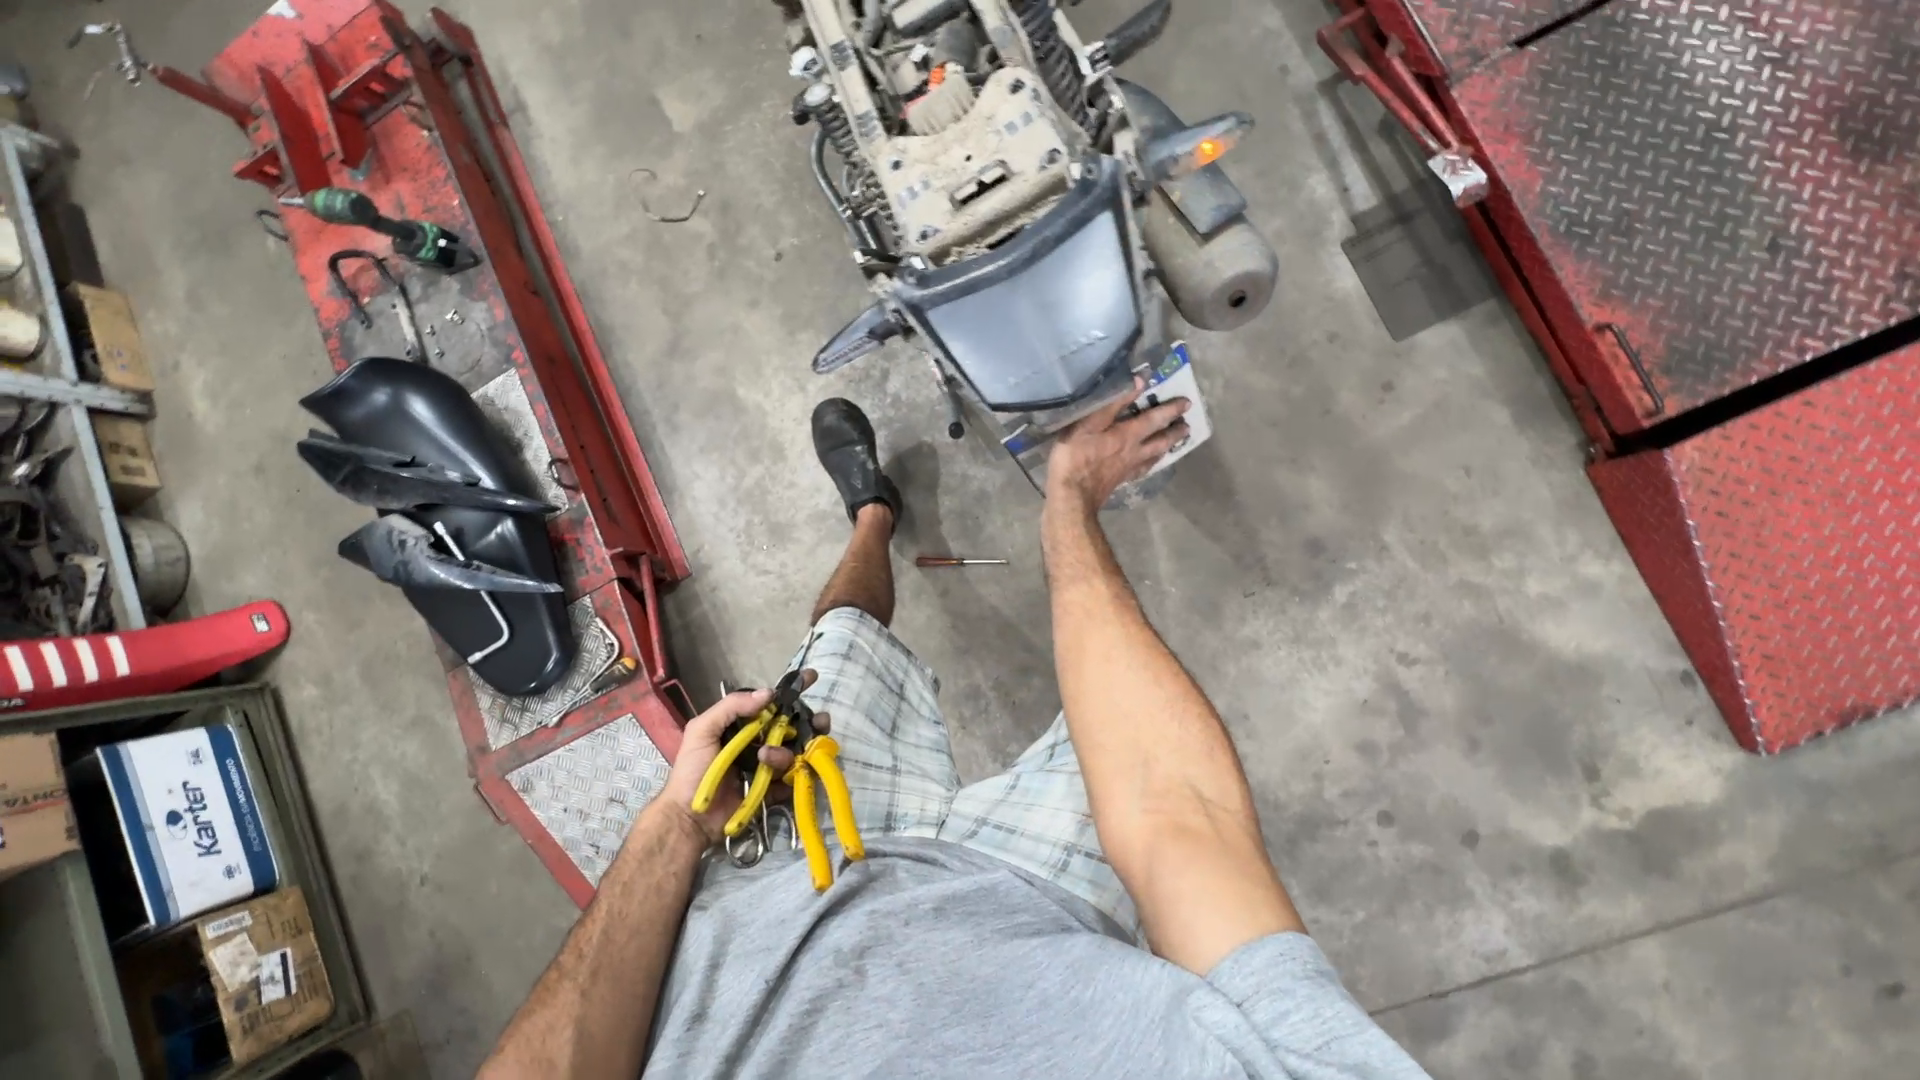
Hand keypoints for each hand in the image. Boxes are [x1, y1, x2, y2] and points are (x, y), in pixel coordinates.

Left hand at [655, 672, 825, 844]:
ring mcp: (769, 767)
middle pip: (794, 727)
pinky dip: (792, 775)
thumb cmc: (693, 770)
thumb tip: (769, 693)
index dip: (792, 691)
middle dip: (810, 721)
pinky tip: (779, 777)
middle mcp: (761, 742)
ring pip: (795, 751)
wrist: (690, 818)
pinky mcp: (774, 790)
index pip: (772, 704)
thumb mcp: (702, 730)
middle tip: (818, 722)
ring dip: (785, 752)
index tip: (812, 678)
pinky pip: (793, 778)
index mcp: (744, 726)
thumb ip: (731, 707)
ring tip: (765, 758)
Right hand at [1046, 377, 1191, 514]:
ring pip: (1155, 456)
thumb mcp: (1089, 424)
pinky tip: (1149, 464)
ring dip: (1166, 447)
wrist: (1072, 497)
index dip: (1171, 409)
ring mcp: (1128, 468)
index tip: (1186, 403)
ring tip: (1174, 442)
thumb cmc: (1075, 457)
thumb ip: (1113, 404)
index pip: (1155, 419)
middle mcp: (1134, 452)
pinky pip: (1143, 469)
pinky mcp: (1120, 480)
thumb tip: (1139, 383)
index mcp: (1128, 435)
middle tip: (1187, 425)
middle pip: (1161, 441)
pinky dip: (1151, 463)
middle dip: (1175, 431)